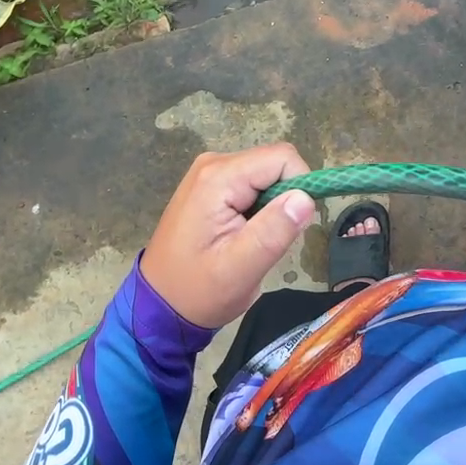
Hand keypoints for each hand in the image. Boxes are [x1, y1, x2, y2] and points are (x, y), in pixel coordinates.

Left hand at [140, 144, 317, 328]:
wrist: (159, 306)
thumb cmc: (197, 291)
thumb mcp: (240, 269)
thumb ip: (274, 231)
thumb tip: (306, 197)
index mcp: (219, 177)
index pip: (283, 158)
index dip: (299, 188)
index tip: (291, 227)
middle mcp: (214, 163)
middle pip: (275, 163)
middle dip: (284, 200)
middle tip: (268, 240)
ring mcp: (211, 172)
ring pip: (267, 174)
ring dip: (272, 207)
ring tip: (252, 240)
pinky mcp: (212, 183)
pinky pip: (254, 184)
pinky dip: (259, 208)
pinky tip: (242, 234)